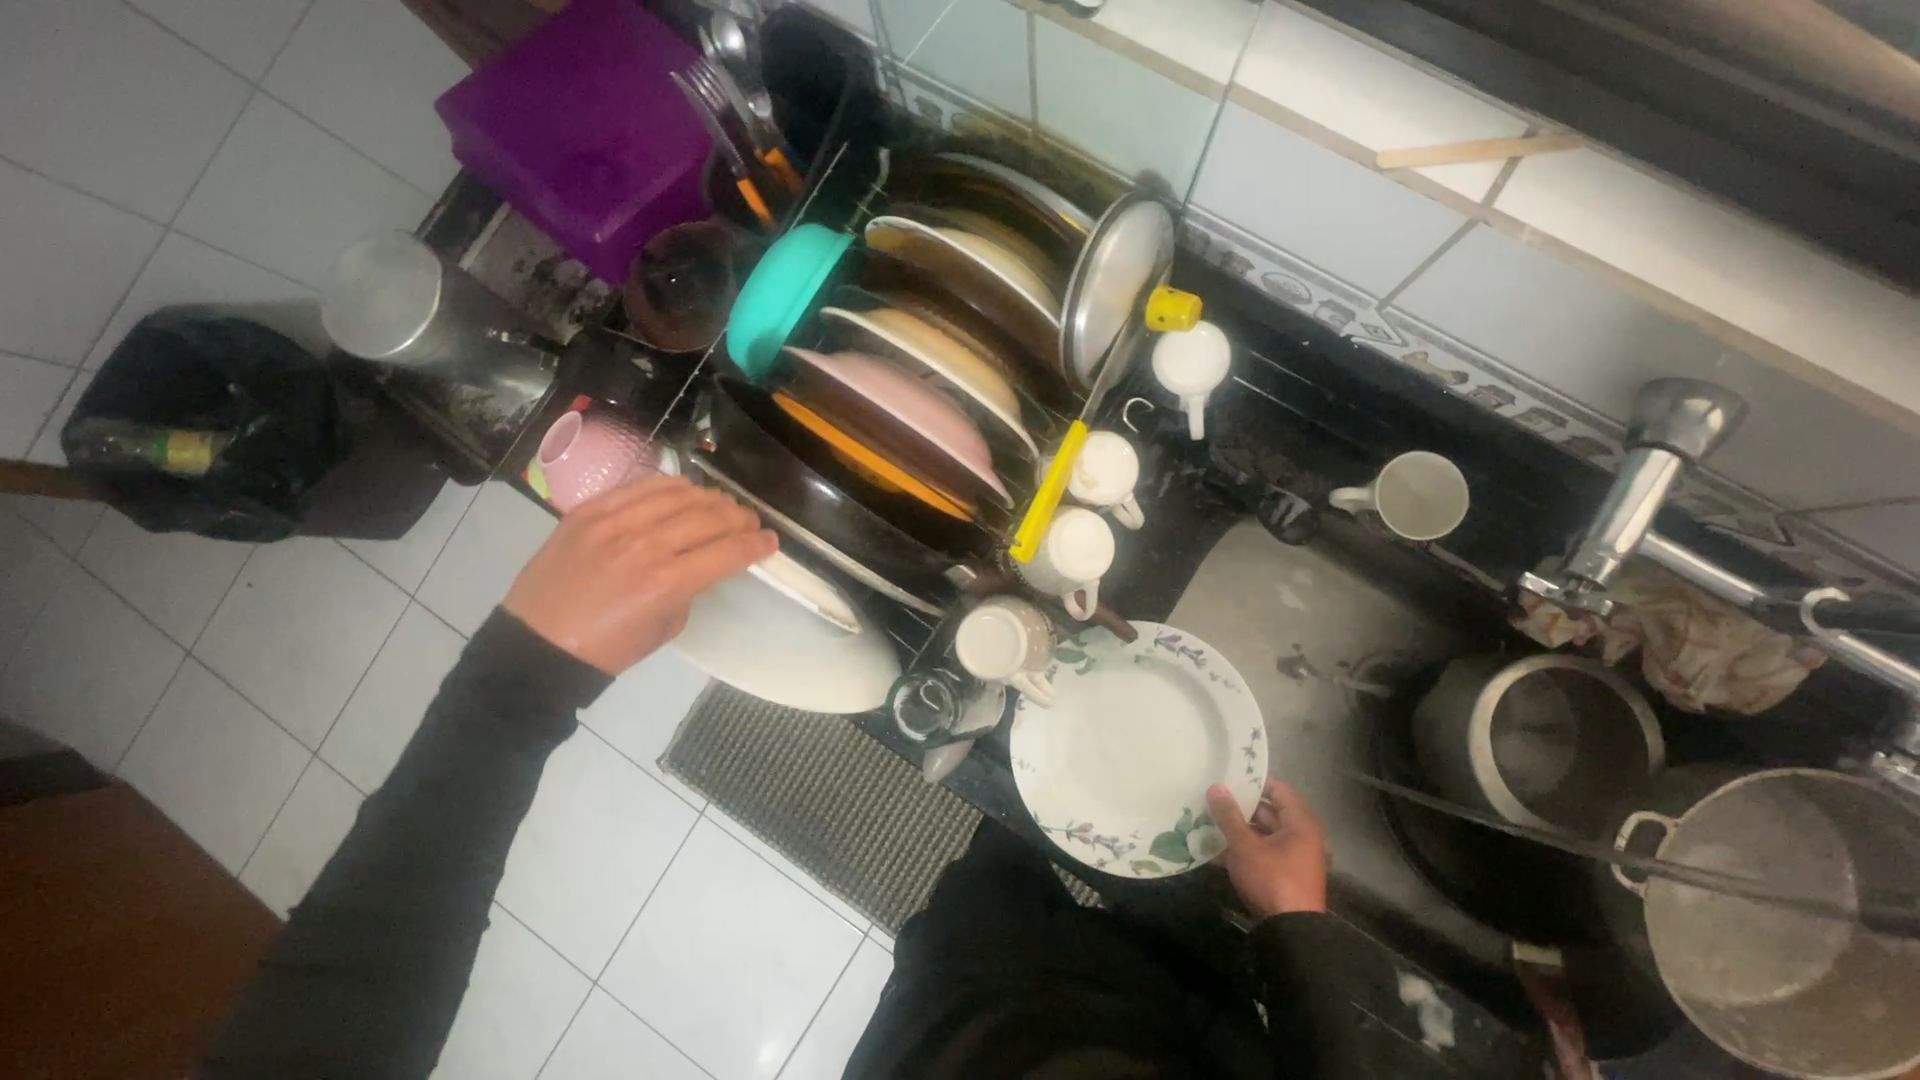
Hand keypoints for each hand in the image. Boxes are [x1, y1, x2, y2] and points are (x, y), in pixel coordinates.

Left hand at [504, 472, 776, 674]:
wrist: (536, 646)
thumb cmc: (608, 650)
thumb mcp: (665, 627)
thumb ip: (689, 589)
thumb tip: (702, 562)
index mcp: (668, 583)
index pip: (729, 552)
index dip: (757, 545)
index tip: (771, 542)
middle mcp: (645, 545)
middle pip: (709, 517)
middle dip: (739, 518)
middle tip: (750, 523)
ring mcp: (613, 523)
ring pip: (678, 494)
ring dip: (709, 498)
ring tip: (720, 504)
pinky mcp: (588, 511)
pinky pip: (639, 487)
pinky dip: (669, 485)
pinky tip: (683, 491)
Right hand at [1206, 778, 1328, 918]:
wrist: (1291, 933)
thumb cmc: (1273, 879)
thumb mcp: (1246, 846)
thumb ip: (1230, 816)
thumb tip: (1216, 787)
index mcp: (1300, 824)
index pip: (1280, 790)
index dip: (1256, 782)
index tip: (1230, 777)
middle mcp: (1301, 838)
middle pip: (1269, 813)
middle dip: (1240, 808)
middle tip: (1212, 799)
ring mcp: (1292, 858)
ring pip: (1261, 835)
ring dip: (1236, 831)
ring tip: (1206, 822)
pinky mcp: (1282, 876)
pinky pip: (1260, 854)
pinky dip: (1241, 852)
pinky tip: (1212, 852)